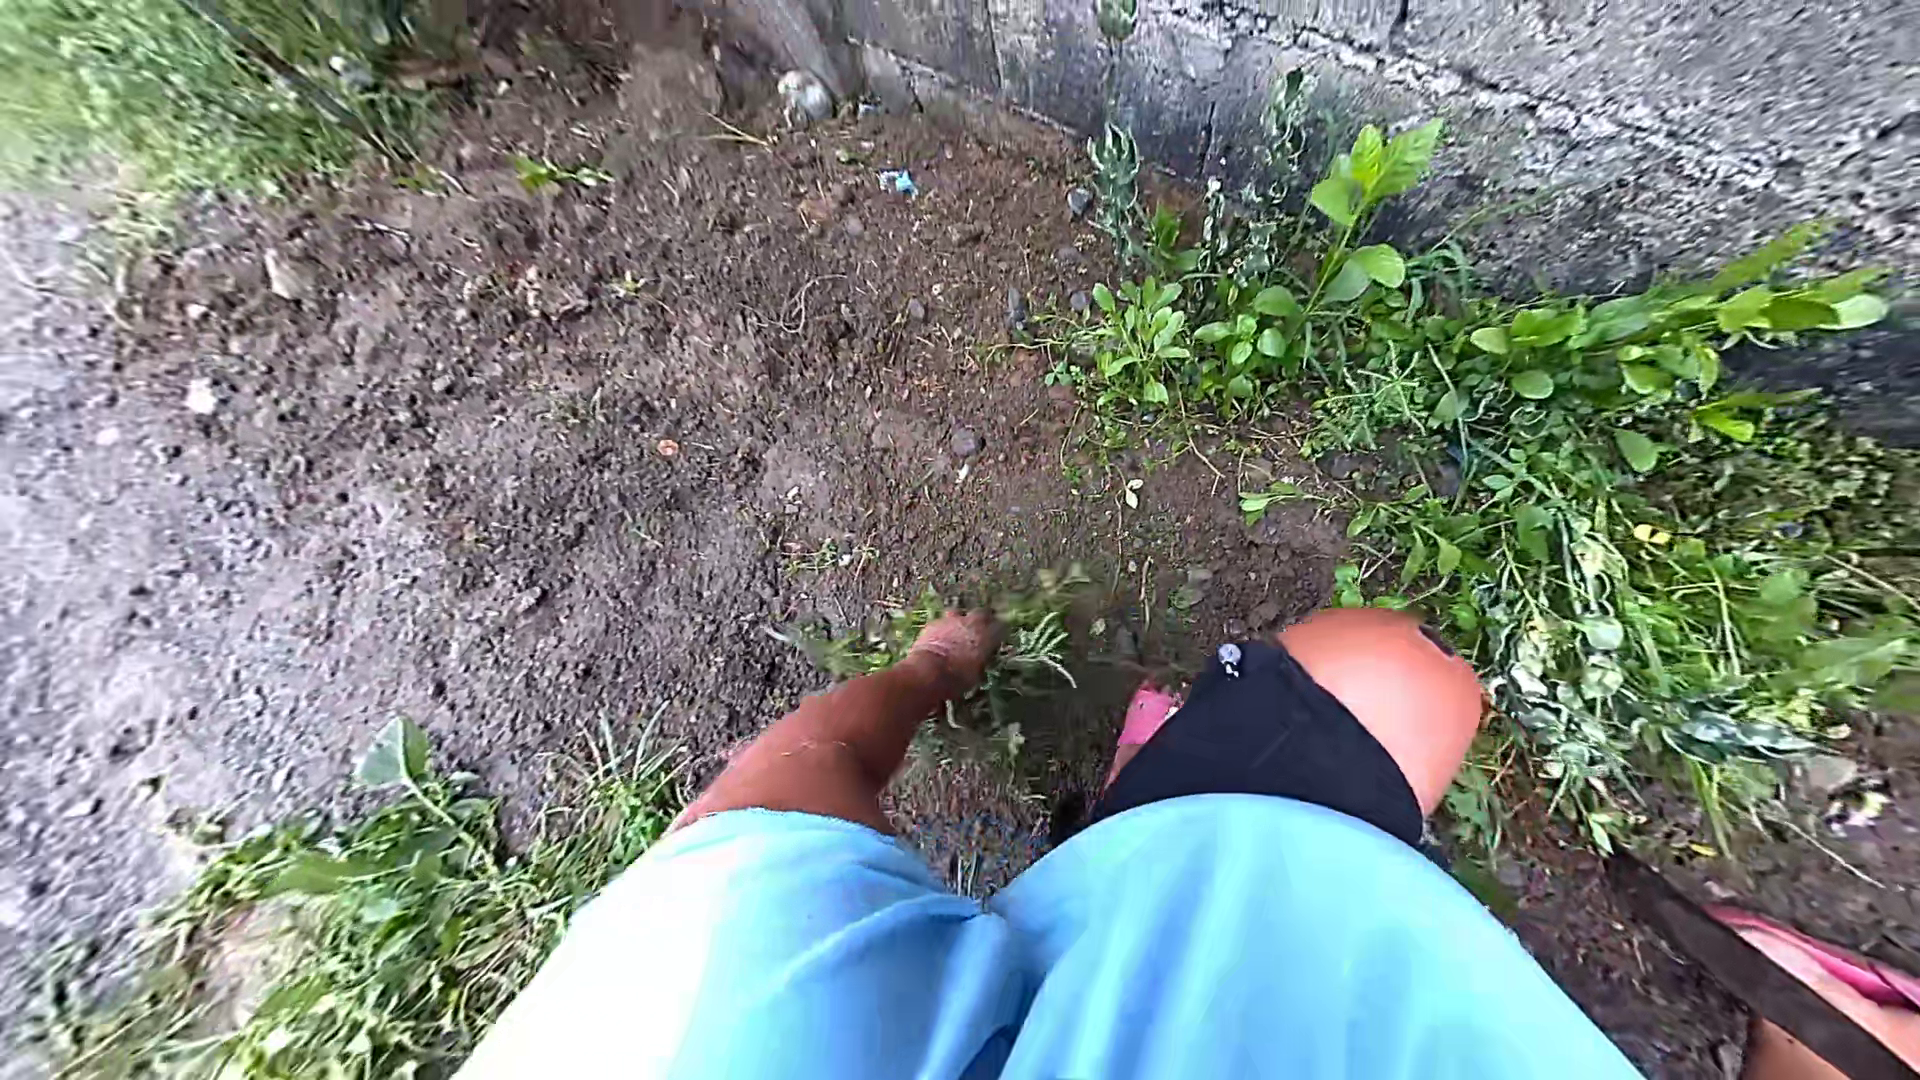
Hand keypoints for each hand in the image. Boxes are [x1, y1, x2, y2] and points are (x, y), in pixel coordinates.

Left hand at [907, 610, 1001, 694]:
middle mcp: (972, 622)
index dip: (998, 633)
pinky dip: (942, 628)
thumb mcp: (977, 674)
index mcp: (988, 635)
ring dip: (960, 620)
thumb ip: (981, 660)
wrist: (929, 670)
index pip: (1001, 627)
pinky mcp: (934, 623)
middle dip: (983, 620)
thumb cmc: (958, 678)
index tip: (996, 641)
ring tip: (957, 632)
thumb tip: (981, 660)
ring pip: (960, 613)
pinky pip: (942, 622)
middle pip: (983, 613)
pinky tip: (939, 638)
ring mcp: (952, 620)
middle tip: (979, 631)